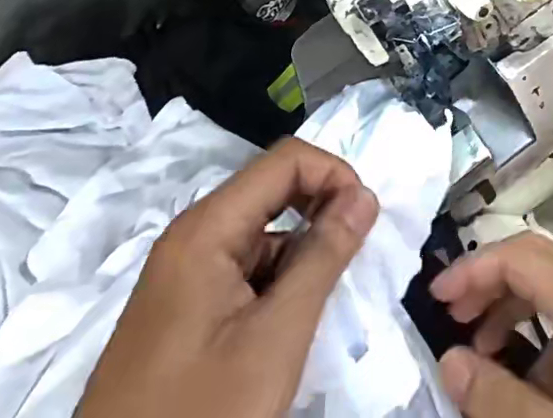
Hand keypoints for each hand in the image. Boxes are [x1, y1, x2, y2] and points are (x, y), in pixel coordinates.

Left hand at [77, 138, 378, 417]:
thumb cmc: (202, 412)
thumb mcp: (275, 337)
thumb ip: (322, 258)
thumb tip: (363, 195)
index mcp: (207, 227)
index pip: (284, 160)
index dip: (333, 175)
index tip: (366, 220)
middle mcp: (193, 234)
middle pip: (271, 189)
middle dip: (322, 208)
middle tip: (356, 254)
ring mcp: (186, 269)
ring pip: (261, 230)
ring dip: (303, 249)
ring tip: (329, 298)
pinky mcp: (187, 303)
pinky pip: (245, 266)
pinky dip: (279, 278)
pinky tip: (294, 320)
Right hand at [432, 233, 552, 417]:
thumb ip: (502, 401)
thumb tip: (448, 359)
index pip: (518, 255)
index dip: (472, 269)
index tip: (434, 300)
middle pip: (535, 263)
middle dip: (488, 281)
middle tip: (451, 315)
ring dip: (511, 310)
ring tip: (482, 351)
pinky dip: (541, 343)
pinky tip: (534, 391)